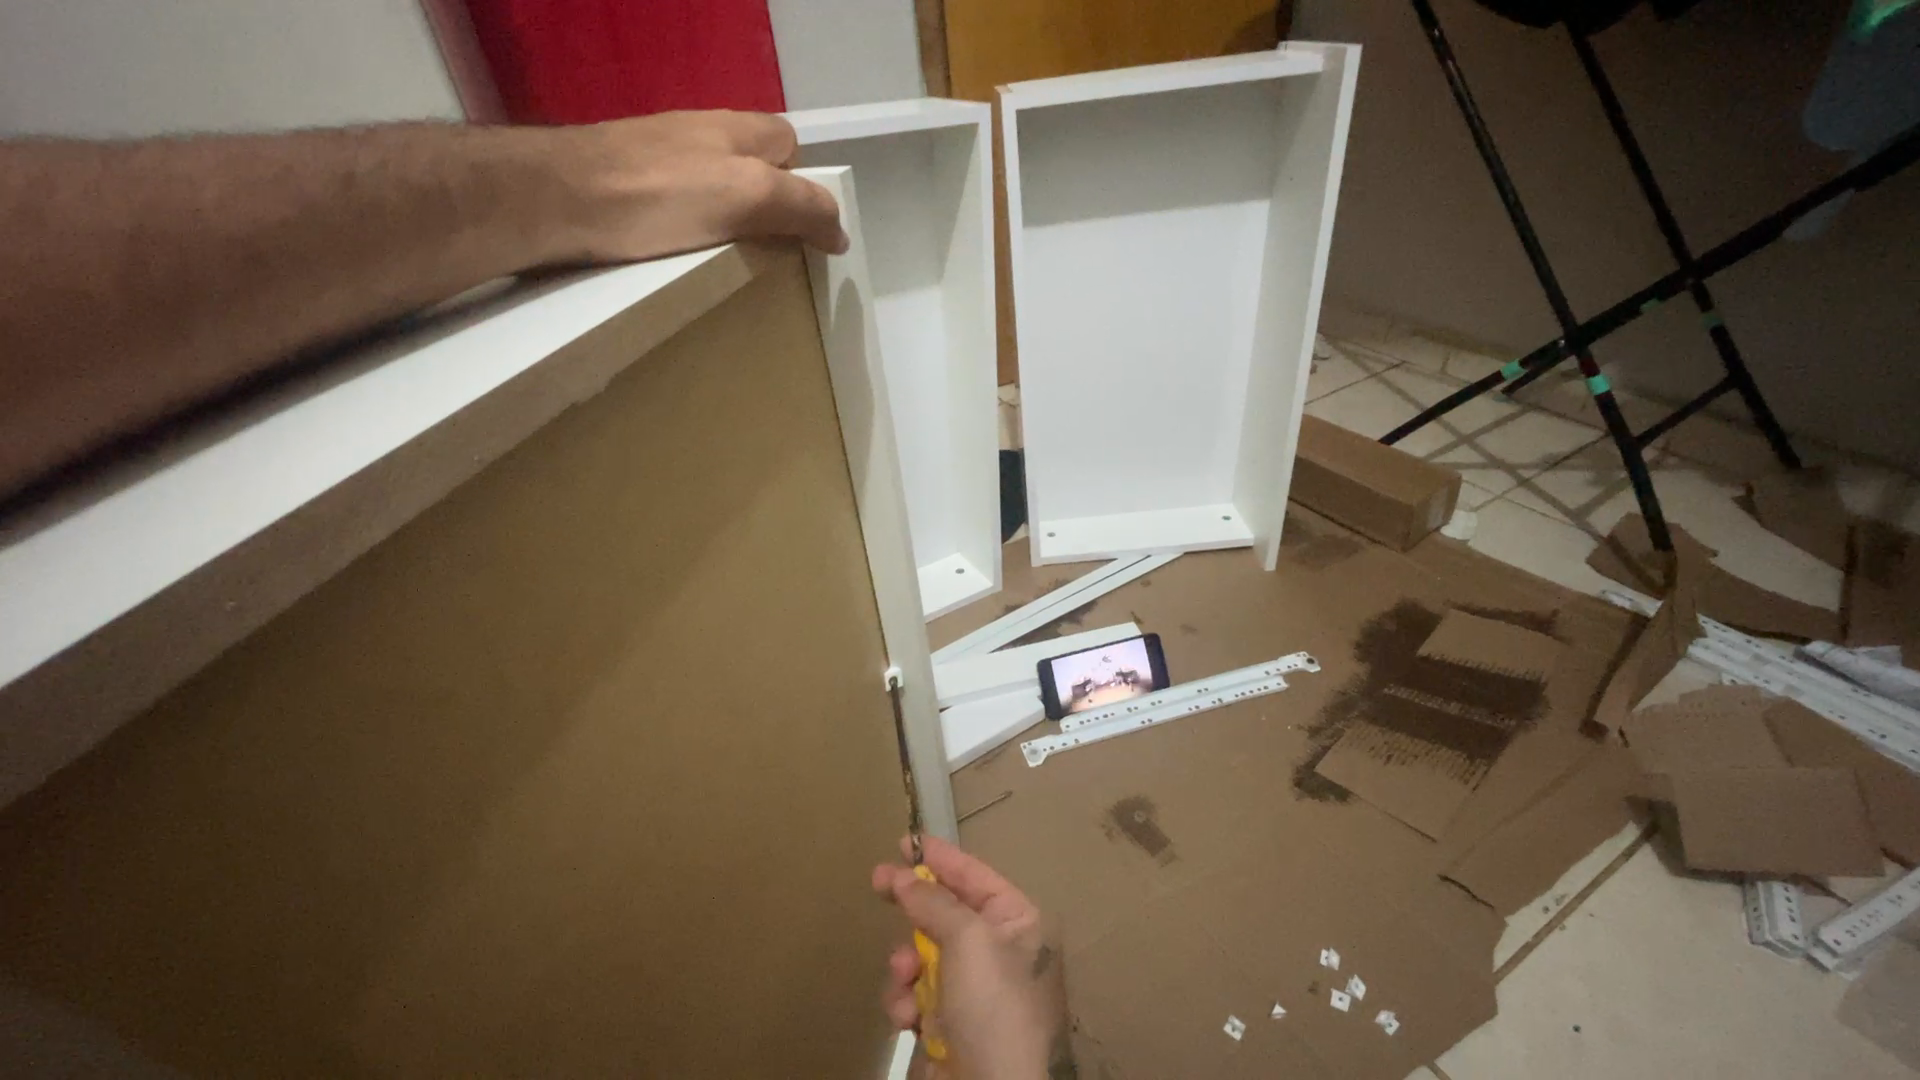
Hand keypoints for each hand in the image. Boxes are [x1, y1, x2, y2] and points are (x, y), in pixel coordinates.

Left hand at [556, 110, 848, 262]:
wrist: (558, 197)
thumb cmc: (660, 193)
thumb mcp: (748, 196)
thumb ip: (801, 207)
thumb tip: (840, 233)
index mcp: (736, 129)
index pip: (790, 146)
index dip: (803, 184)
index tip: (804, 231)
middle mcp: (700, 136)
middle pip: (752, 170)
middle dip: (767, 209)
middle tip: (769, 254)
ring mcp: (660, 159)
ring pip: (714, 191)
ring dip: (728, 225)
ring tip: (728, 263)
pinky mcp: (627, 187)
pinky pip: (678, 210)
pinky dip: (689, 233)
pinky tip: (681, 257)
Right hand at [872, 836, 1069, 1079]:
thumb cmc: (994, 1006)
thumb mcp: (969, 941)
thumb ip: (933, 902)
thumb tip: (901, 875)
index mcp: (1019, 925)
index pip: (976, 877)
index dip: (941, 858)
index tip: (904, 841)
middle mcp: (998, 952)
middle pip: (945, 913)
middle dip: (913, 908)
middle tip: (878, 884)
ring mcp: (971, 992)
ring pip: (922, 954)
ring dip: (906, 963)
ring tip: (904, 975)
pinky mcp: (946, 1025)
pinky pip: (913, 995)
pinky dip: (904, 1001)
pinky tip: (906, 1017)